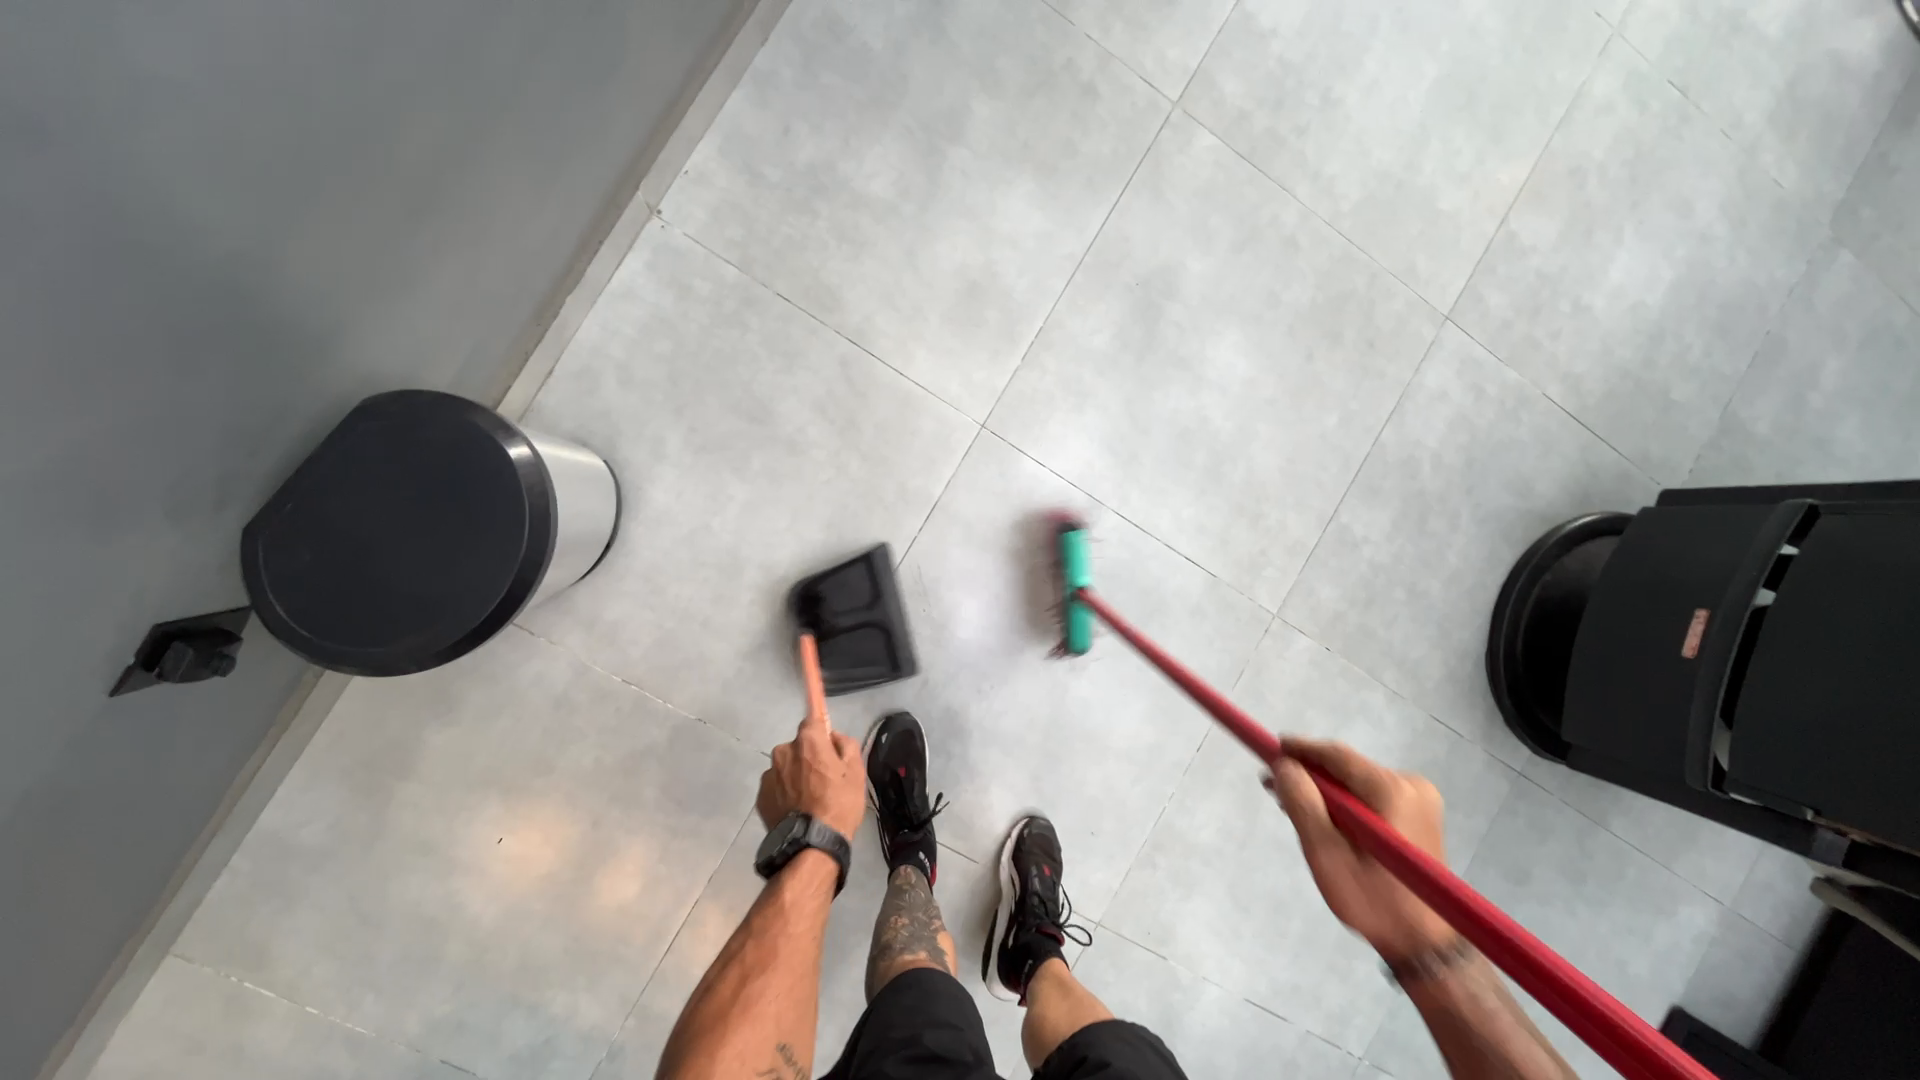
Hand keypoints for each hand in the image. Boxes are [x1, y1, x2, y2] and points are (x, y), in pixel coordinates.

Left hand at [757, 708, 865, 840]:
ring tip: (810, 799)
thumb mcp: (856, 773)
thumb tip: (834, 737)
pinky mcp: (761, 796)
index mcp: (808, 741)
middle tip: (824, 779)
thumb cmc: (839, 805)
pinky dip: (784, 793)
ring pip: (786, 767)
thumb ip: (846, 746)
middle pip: (799, 746)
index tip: (824, 734)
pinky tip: (797, 810)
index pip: (812, 720)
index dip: (820, 728)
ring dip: (795, 776)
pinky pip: (776, 786)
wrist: (811, 845)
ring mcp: (769, 774)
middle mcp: (784, 751)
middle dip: (809, 756)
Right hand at [1267, 737, 1455, 964]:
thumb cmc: (1373, 900)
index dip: (1299, 749)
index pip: (1336, 755)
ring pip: (1356, 783)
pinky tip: (1325, 820)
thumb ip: (1302, 803)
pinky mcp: (1420, 815)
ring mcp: (1420, 800)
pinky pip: (1371, 796)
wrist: (1426, 945)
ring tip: (1294, 807)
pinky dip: (1345, 804)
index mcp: (1391, 790)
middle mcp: (1411, 785)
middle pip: (1346, 768)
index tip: (1268, 750)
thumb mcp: (1326, 854)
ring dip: (1325, 793)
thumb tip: (1283, 764)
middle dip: (1309, 776)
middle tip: (1274, 788)